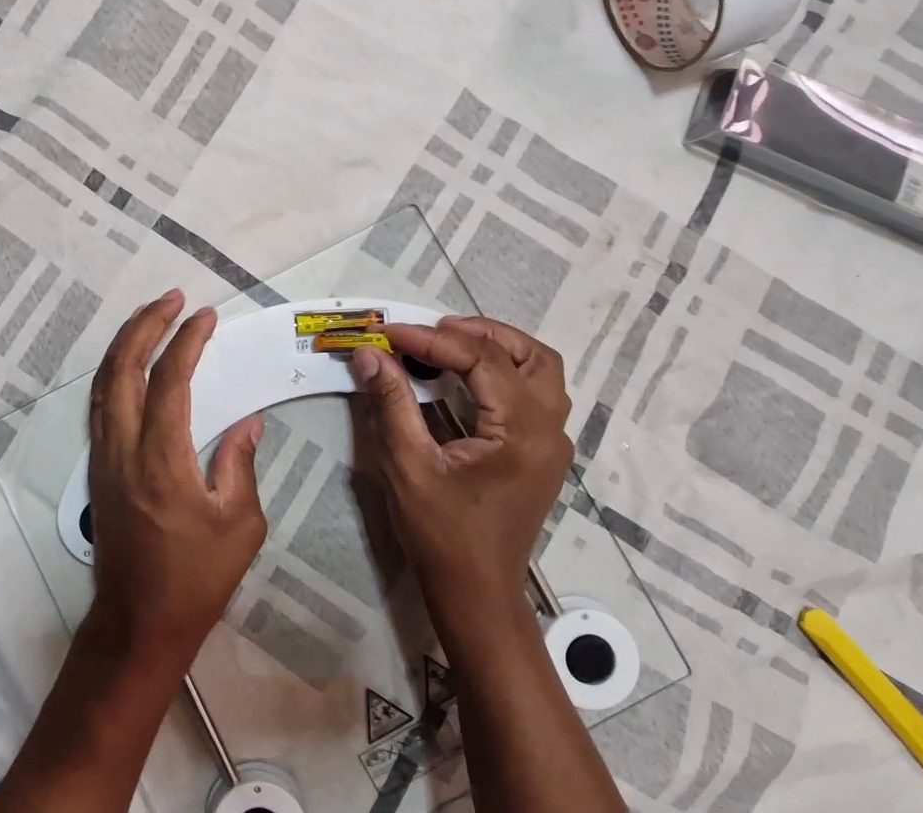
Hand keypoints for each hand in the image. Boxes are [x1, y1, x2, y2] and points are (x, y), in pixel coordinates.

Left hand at [86, 289, 265, 663]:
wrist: (139, 620)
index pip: (170, 381)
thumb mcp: (239, 525)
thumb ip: (240, 465)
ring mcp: (103, 458)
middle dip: (145, 325)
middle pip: (122, 369)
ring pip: (104, 384)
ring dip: (125, 344)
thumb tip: (247, 423)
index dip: (187, 342)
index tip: (206, 317)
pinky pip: (100, 406)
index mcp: (162, 459)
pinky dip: (114, 373)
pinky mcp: (97, 469)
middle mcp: (123, 448)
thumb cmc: (196, 578)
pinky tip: (130, 366)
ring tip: (151, 318)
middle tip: (172, 299)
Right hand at [348, 316, 572, 609]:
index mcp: (522, 432)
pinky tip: (465, 379)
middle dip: (479, 333)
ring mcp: (552, 443)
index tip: (388, 333)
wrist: (475, 590)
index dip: (432, 339)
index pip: (482, 360)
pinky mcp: (543, 453)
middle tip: (428, 332)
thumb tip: (370, 355)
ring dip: (498, 349)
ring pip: (541, 371)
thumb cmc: (441, 534)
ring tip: (447, 345)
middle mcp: (549, 430)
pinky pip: (535, 394)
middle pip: (531, 355)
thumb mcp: (407, 465)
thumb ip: (391, 404)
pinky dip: (504, 372)